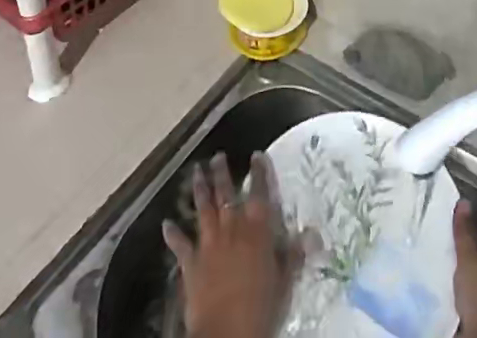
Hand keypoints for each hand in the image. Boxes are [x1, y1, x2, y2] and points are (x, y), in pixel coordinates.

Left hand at [163, 153, 299, 337]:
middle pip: (227, 195)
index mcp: (257, 231)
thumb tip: (311, 233)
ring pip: (203, 210)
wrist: (225, 334)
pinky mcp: (191, 264)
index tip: (257, 155)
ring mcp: (209, 245)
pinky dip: (173, 234)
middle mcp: (232, 230)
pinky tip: (166, 223)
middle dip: (223, 174)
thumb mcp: (284, 282)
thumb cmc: (260, 308)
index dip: (259, 173)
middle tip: (218, 156)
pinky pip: (181, 245)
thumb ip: (293, 255)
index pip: (260, 194)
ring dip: (200, 190)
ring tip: (196, 172)